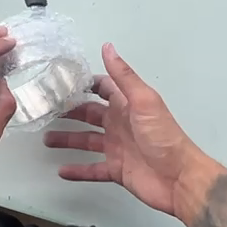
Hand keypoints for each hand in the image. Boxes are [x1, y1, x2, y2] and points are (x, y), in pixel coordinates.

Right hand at [43, 43, 222, 223]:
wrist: (180, 178)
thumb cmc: (163, 136)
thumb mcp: (143, 101)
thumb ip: (124, 76)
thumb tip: (108, 47)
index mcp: (126, 105)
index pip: (103, 89)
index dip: (85, 84)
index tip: (62, 81)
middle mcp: (120, 124)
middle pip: (89, 114)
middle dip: (69, 112)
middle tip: (47, 110)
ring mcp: (117, 148)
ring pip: (87, 141)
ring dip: (68, 140)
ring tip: (46, 139)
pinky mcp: (116, 170)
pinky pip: (92, 169)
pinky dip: (77, 170)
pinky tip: (62, 171)